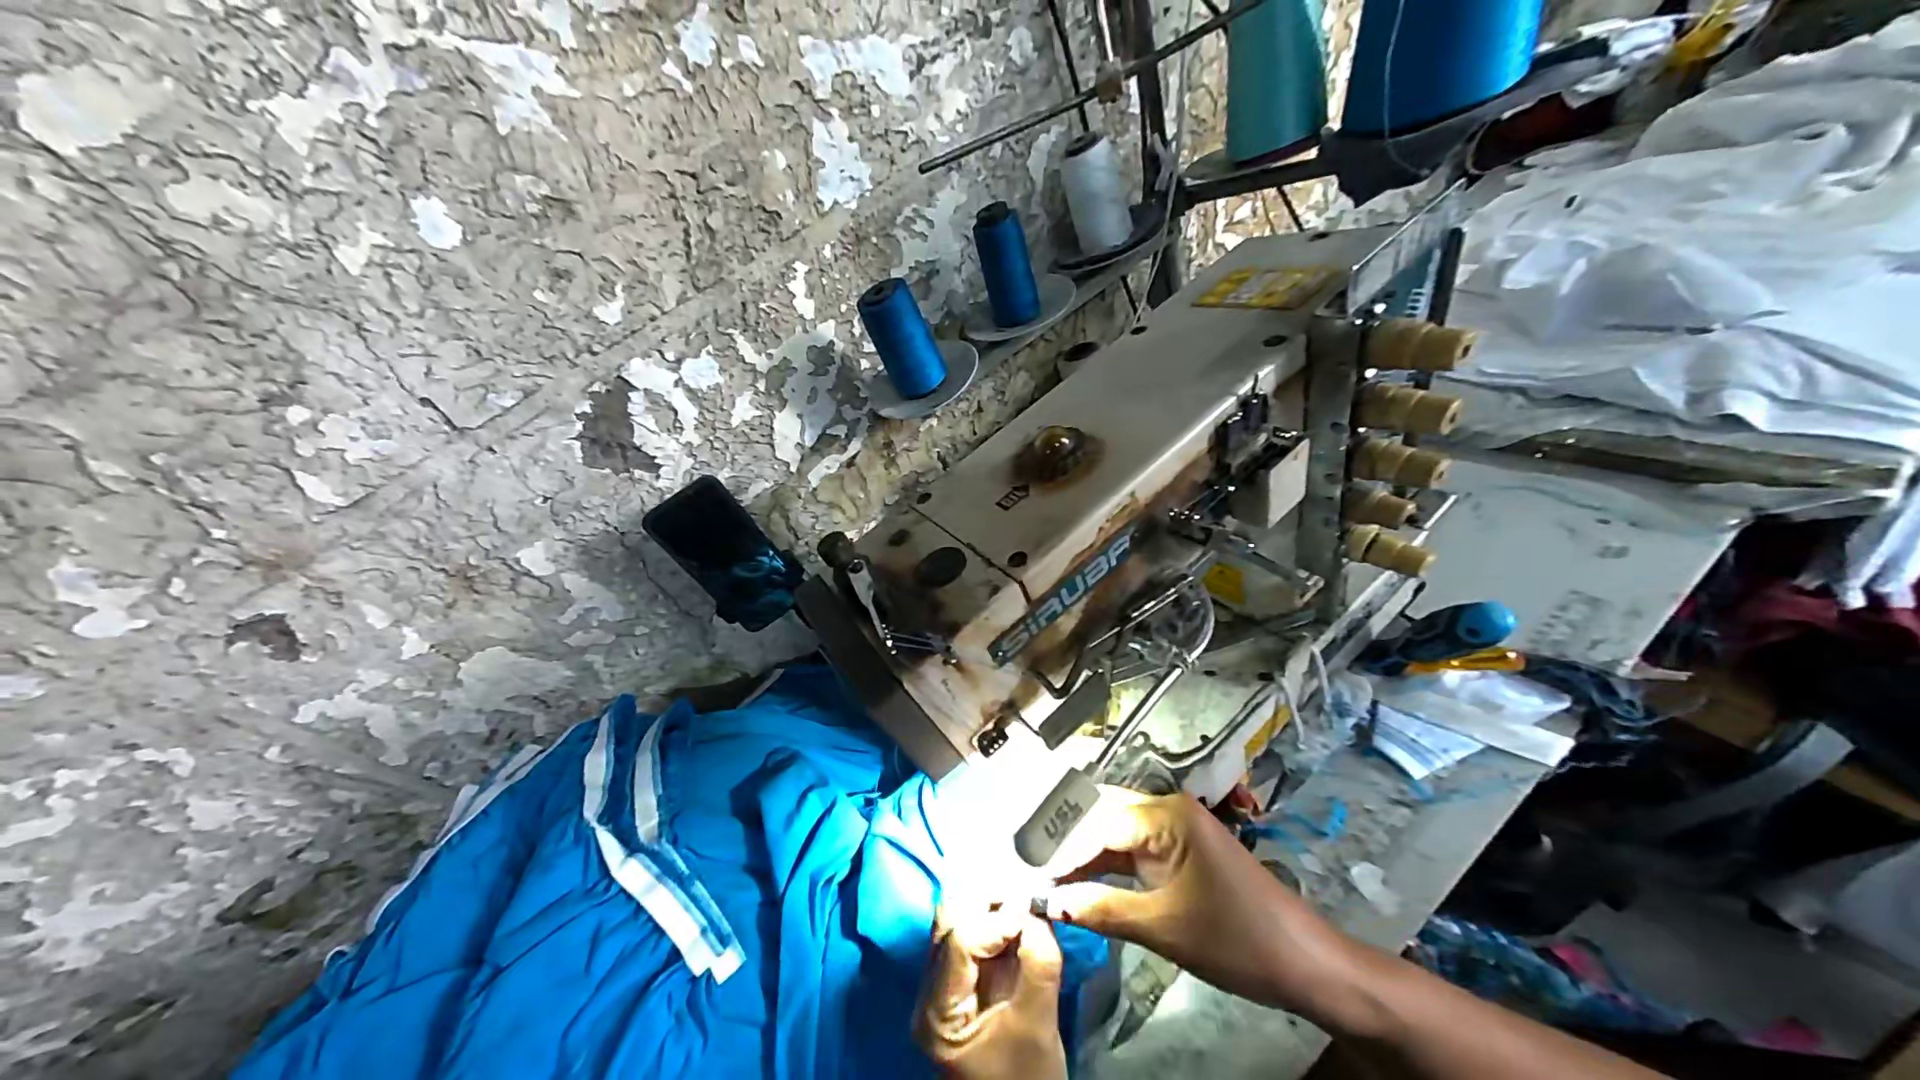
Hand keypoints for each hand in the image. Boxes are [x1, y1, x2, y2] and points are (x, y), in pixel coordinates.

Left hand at [913, 905, 1066, 1079]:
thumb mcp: (1037, 1026)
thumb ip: (1038, 965)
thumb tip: (1038, 910)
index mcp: (936, 1012)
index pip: (958, 942)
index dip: (996, 919)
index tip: (1032, 908)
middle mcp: (929, 991)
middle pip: (949, 922)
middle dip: (988, 902)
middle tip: (1027, 896)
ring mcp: (942, 985)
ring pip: (958, 921)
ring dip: (991, 906)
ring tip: (1025, 904)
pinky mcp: (961, 981)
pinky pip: (971, 936)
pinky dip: (995, 922)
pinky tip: (1019, 918)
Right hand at [1043, 787, 1359, 1016]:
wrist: (1305, 962)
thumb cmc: (1236, 938)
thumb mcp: (1163, 927)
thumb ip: (1103, 910)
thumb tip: (1052, 902)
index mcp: (1167, 814)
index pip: (1099, 825)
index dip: (1064, 853)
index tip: (1032, 875)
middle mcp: (1169, 811)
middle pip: (1104, 819)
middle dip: (1069, 845)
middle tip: (1031, 868)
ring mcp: (1176, 831)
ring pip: (1117, 835)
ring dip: (1087, 857)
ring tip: (1049, 876)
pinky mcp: (1181, 852)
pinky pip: (1134, 852)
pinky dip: (1109, 868)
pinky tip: (1083, 883)